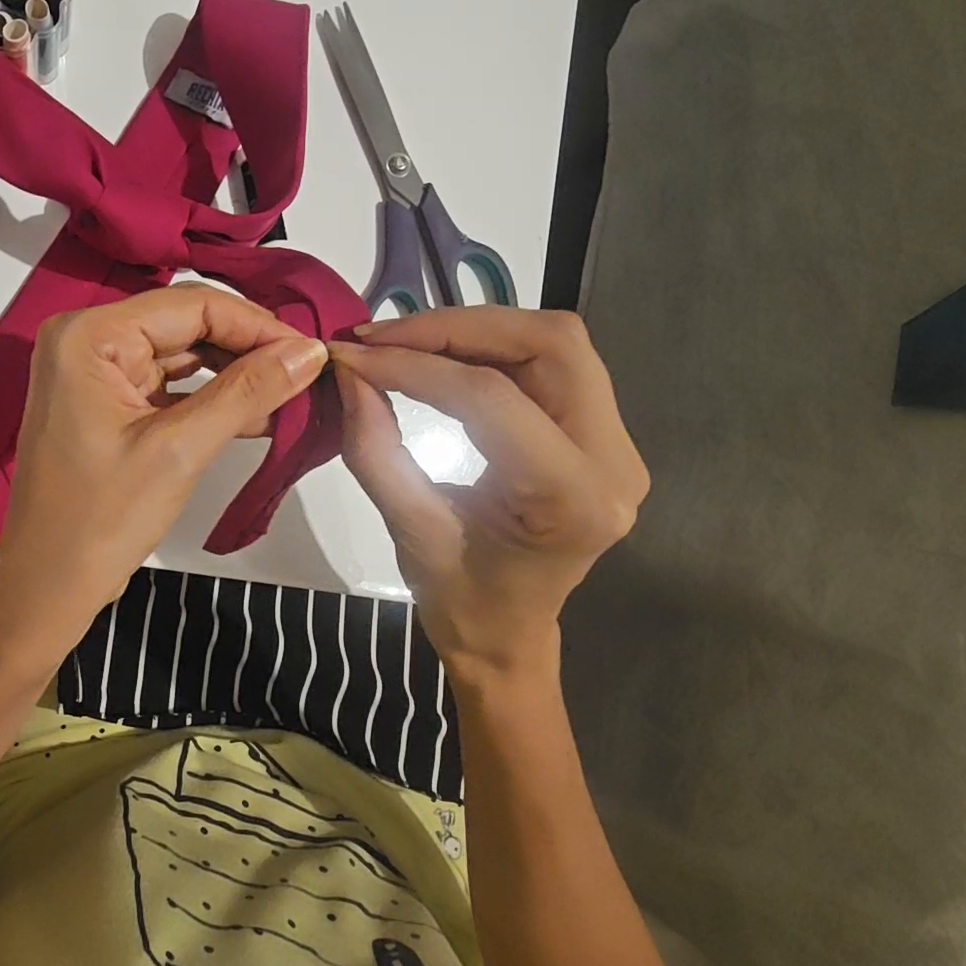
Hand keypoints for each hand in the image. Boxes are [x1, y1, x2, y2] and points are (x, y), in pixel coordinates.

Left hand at [0, 285, 328, 652]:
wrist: (49, 585)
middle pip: (186, 326)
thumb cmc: (100, 521)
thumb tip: (309, 351)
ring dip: (234, 375)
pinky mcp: (105, 404)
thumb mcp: (179, 450)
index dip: (257, 325)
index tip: (312, 352)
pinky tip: (257, 414)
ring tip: (291, 395)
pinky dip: (209, 399)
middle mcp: (85, 340)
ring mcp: (93, 373)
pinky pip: (168, 386)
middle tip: (308, 375)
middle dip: (248, 350)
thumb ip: (246, 392)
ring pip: (182, 356)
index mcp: (89, 336)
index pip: (191, 305)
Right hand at [329, 308, 648, 684]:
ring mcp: (616, 444)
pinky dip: (488, 350)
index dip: (414, 365)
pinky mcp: (599, 435)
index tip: (351, 354)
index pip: (491, 397)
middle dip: (457, 326)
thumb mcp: (408, 532)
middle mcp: (614, 461)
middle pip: (550, 343)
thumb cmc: (460, 603)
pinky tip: (439, 359)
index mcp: (571, 499)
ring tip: (404, 343)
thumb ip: (375, 449)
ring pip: (554, 343)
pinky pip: (549, 365)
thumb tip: (349, 371)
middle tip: (383, 336)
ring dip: (474, 331)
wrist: (508, 639)